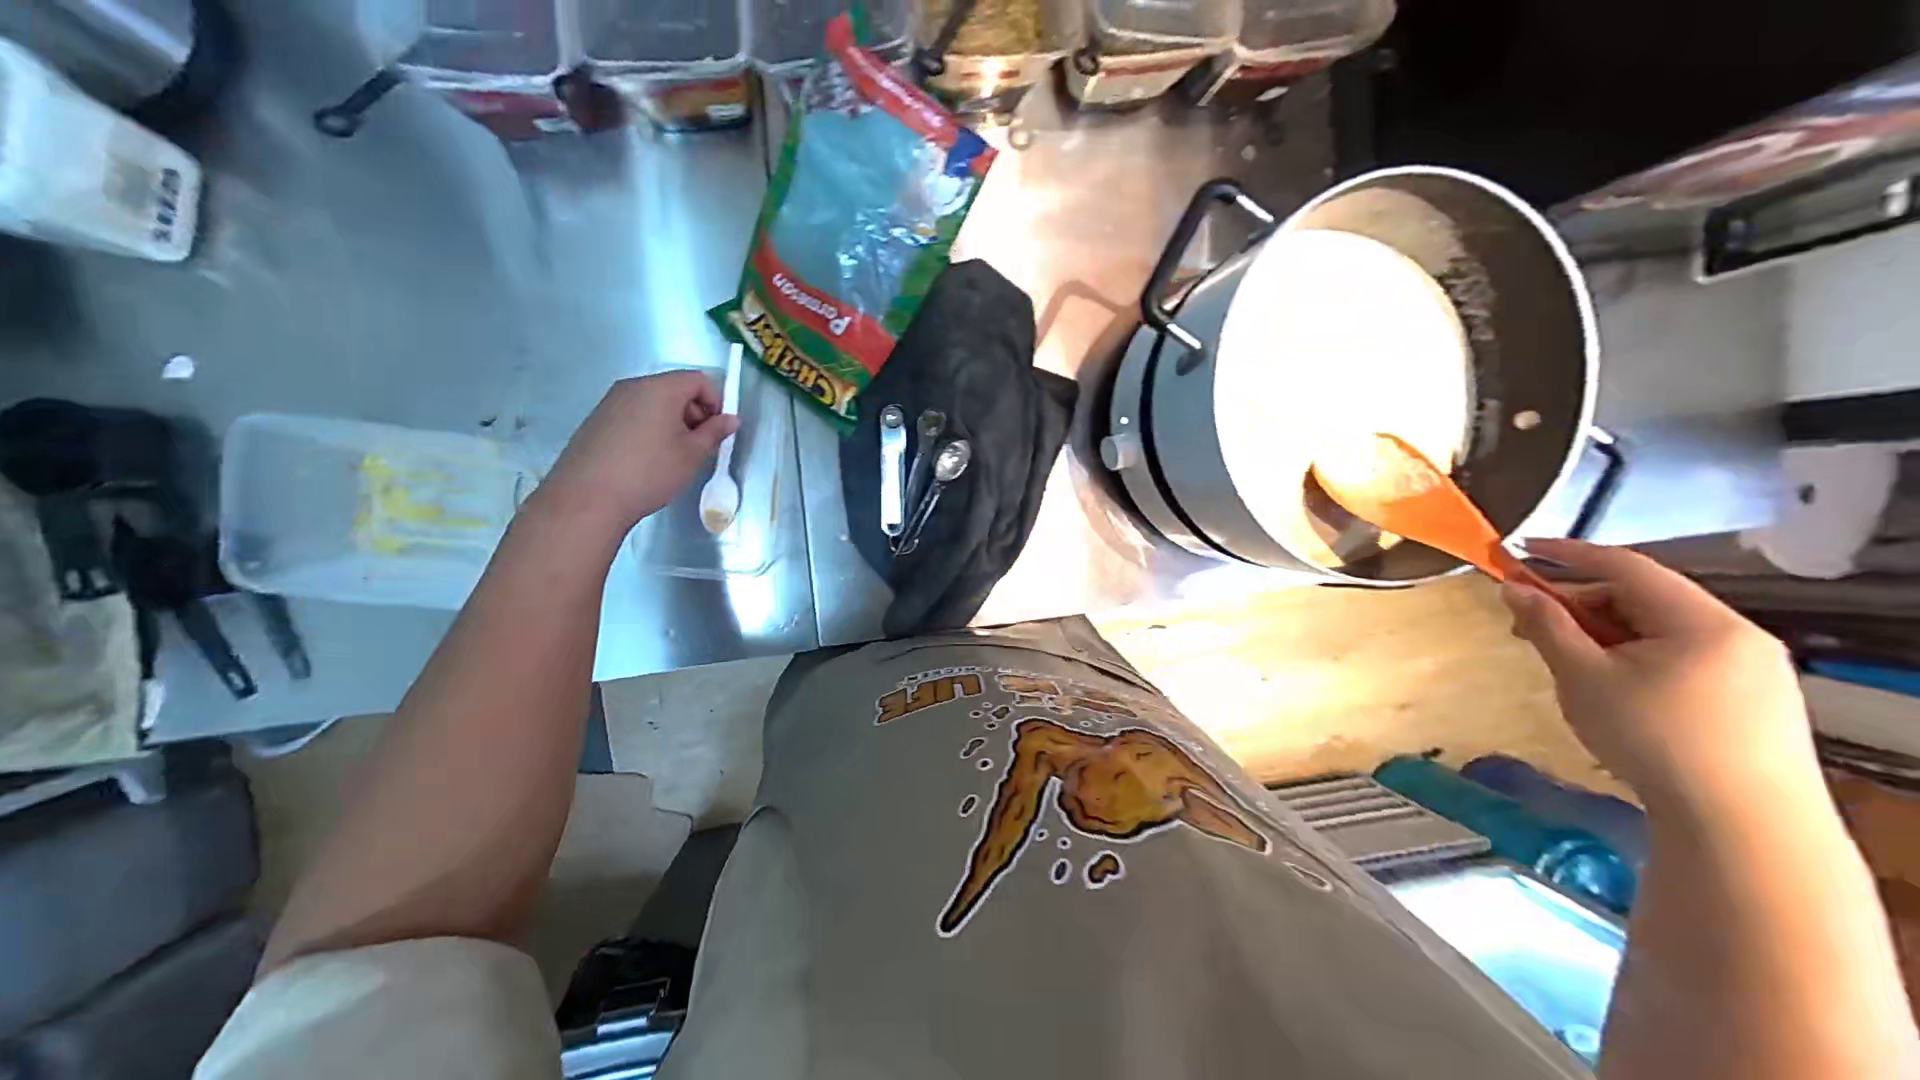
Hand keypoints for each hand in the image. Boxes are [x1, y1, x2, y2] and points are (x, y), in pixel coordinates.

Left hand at [531, 371, 738, 536]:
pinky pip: (633, 414)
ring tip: (673, 456)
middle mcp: (633, 387)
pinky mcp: (596, 421)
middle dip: (694, 412)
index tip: (718, 431)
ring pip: (653, 402)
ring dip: (672, 422)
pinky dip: (649, 429)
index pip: (698, 380)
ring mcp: (610, 402)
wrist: (587, 498)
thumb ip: (715, 432)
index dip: (716, 402)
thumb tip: (731, 419)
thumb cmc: (649, 472)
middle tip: (699, 446)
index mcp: (660, 388)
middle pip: (674, 388)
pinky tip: (647, 460)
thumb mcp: (692, 455)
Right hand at [1501, 538, 1819, 815]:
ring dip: (1607, 635)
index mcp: (1702, 622)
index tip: (1523, 548)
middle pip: (1645, 599)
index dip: (1570, 553)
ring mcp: (1755, 669)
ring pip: (1661, 631)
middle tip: (1530, 626)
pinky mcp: (1756, 700)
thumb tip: (1513, 588)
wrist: (1745, 827)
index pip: (1627, 567)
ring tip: (1568, 664)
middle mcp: (1738, 635)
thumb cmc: (1653, 739)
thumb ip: (1546, 625)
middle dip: (1582, 605)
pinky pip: (1682, 657)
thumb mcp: (1582, 677)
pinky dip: (1636, 657)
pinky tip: (1613, 687)